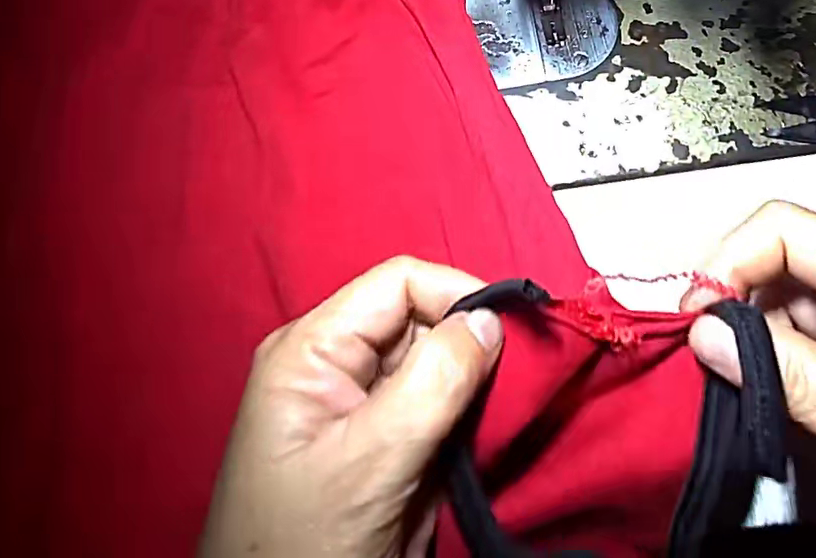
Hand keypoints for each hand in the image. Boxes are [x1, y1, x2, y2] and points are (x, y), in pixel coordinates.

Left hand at [200, 257, 503, 557]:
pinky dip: (463, 416)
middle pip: (417, 318)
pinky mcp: (379, 440)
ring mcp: (356, 402)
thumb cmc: (301, 549)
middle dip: (467, 342)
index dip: (455, 293)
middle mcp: (334, 362)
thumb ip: (432, 383)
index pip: (396, 284)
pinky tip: (480, 438)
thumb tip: (489, 318)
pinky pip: (432, 403)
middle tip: (514, 381)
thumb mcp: (367, 463)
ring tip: (500, 413)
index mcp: (313, 348)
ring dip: (470, 384)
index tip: (510, 328)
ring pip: (431, 361)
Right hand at [680, 202, 815, 557]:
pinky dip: (775, 373)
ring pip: (785, 307)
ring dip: (755, 345)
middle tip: (712, 359)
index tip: (700, 313)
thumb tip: (711, 333)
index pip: (795, 232)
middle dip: (737, 305)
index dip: (734, 260)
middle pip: (783, 263)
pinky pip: (802, 348)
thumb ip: (805, 387)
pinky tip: (779, 407)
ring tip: (752, 394)